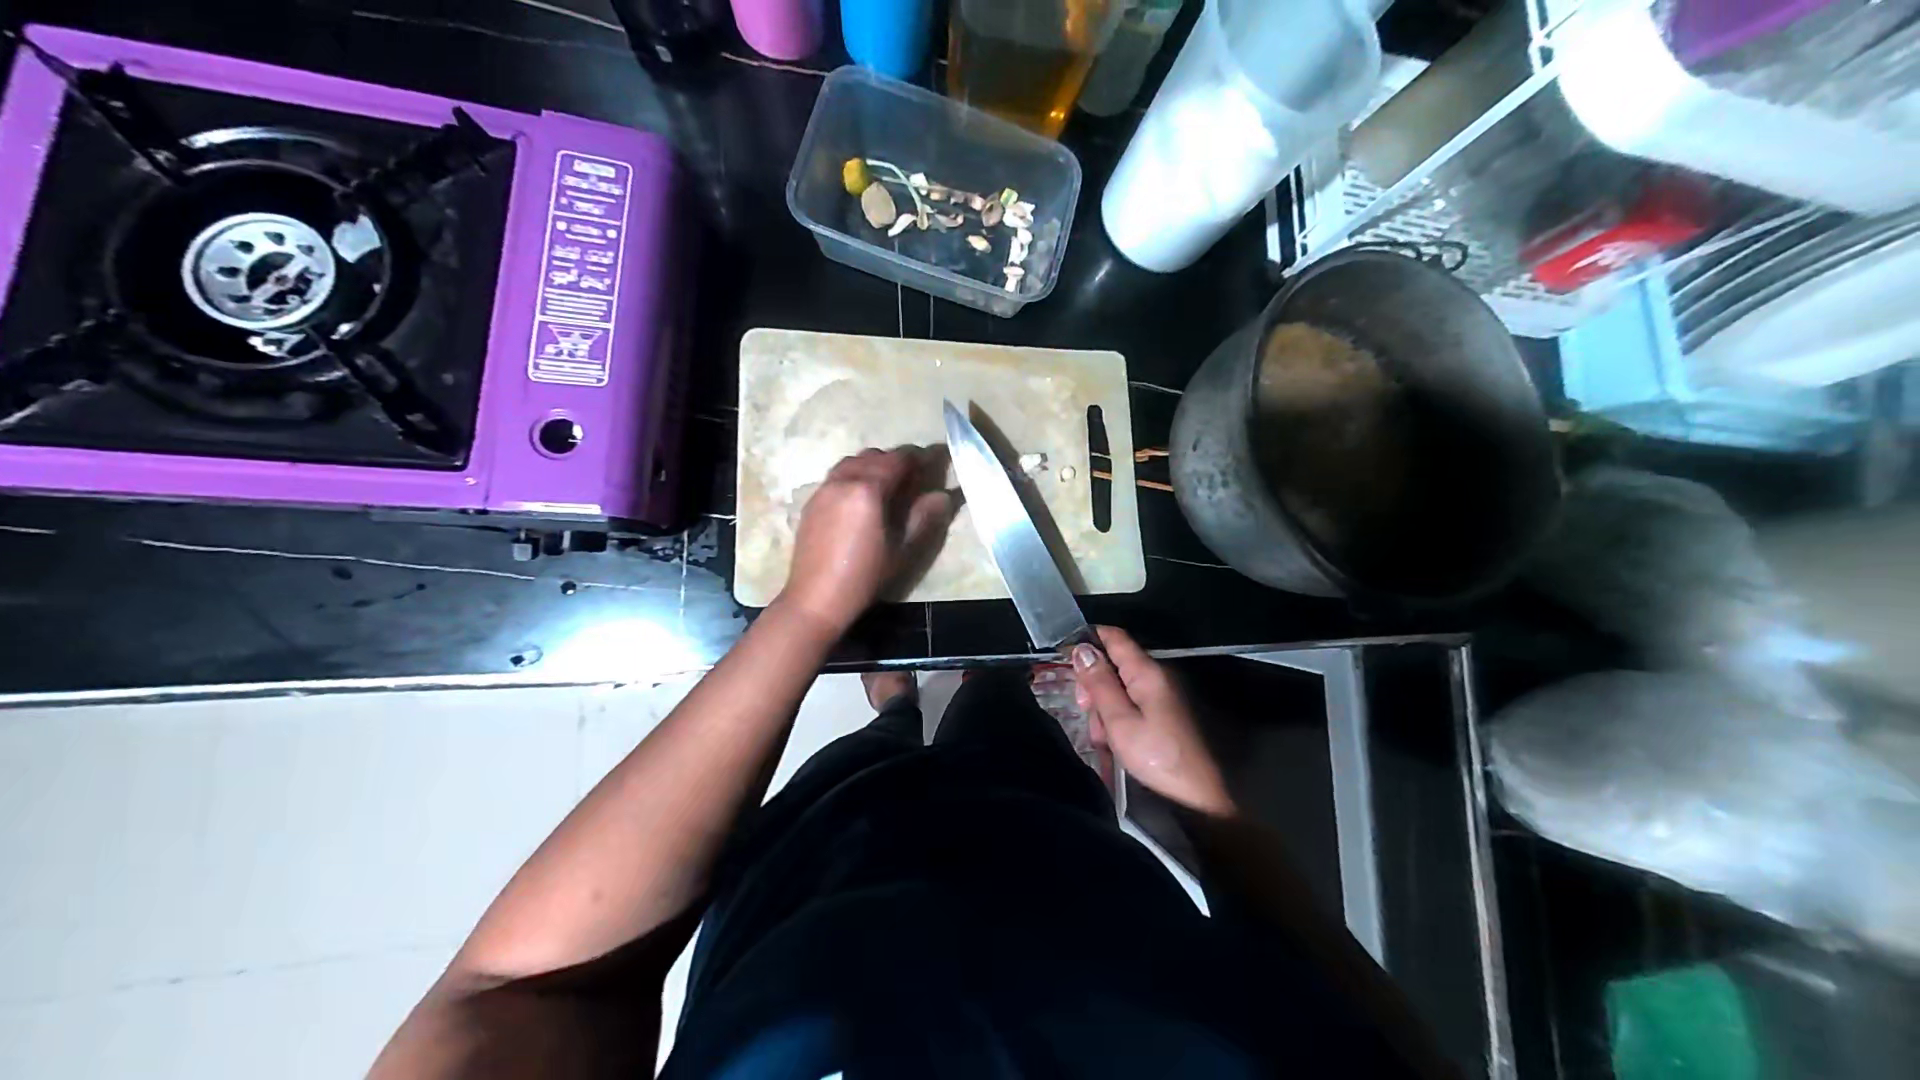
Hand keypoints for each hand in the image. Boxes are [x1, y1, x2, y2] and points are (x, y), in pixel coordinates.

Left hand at [778, 446, 953, 634]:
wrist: (816, 598)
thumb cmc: (864, 577)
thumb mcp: (902, 551)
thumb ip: (924, 517)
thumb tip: (943, 495)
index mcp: (868, 489)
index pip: (899, 459)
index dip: (920, 457)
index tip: (936, 462)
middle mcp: (844, 480)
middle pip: (875, 456)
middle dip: (896, 460)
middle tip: (914, 478)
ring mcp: (824, 489)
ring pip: (852, 462)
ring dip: (873, 465)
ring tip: (887, 486)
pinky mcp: (811, 502)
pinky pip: (837, 476)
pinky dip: (854, 476)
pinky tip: (861, 500)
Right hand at [1071, 626, 1235, 817]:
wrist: (1203, 795)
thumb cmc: (1159, 757)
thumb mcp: (1119, 722)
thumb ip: (1099, 684)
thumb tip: (1082, 649)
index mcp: (1146, 672)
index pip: (1113, 636)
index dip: (1088, 640)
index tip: (1065, 659)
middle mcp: (1157, 676)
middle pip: (1114, 664)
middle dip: (1094, 685)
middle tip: (1087, 713)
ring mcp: (1163, 695)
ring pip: (1121, 688)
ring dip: (1106, 708)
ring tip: (1107, 740)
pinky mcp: (1167, 713)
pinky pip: (1134, 704)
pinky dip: (1120, 719)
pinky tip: (1119, 743)